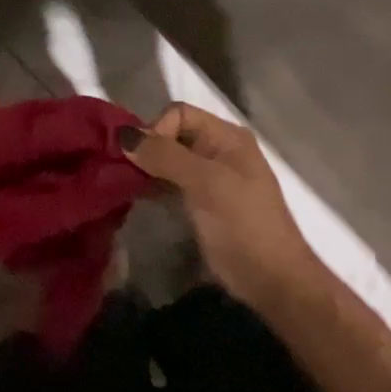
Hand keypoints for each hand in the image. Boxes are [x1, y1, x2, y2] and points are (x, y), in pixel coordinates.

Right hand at [118, 103, 326, 310]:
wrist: (270, 277)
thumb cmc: (242, 224)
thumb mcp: (206, 184)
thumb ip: (167, 156)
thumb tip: (123, 135)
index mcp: (227, 137)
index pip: (179, 114)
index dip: (156, 130)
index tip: (140, 160)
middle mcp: (219, 151)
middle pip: (173, 135)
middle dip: (146, 149)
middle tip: (120, 173)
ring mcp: (211, 179)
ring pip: (170, 162)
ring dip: (146, 169)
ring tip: (120, 185)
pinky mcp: (202, 205)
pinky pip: (172, 185)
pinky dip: (153, 187)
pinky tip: (135, 197)